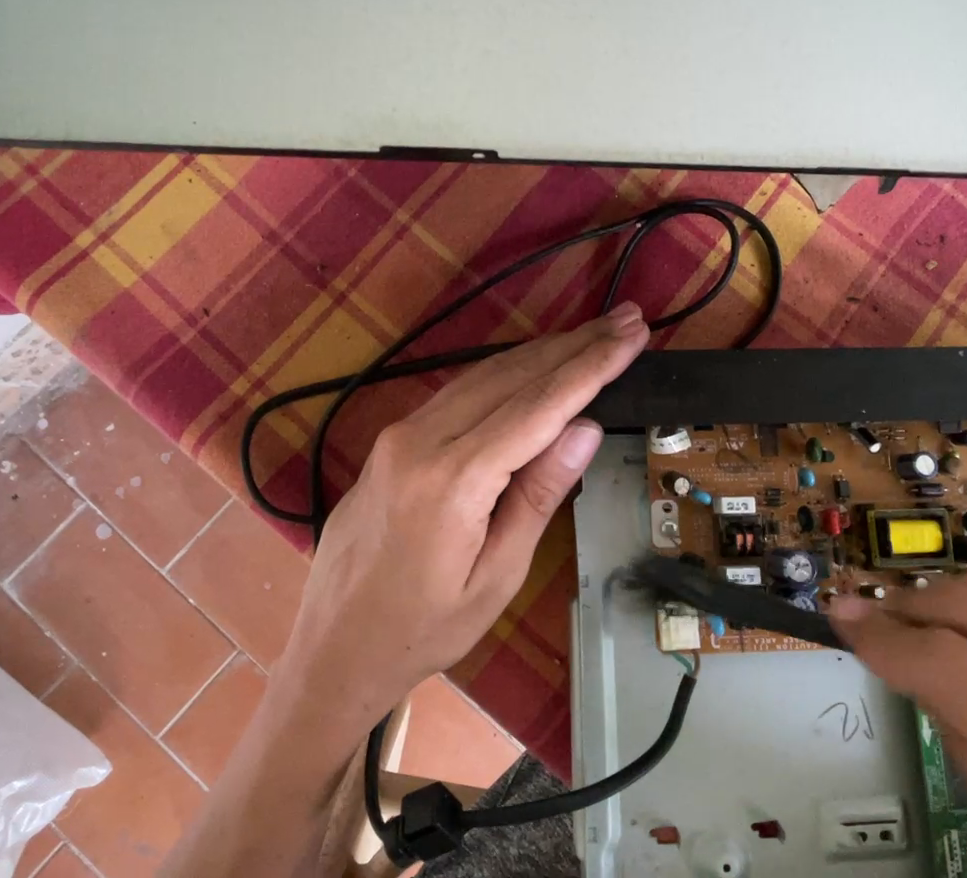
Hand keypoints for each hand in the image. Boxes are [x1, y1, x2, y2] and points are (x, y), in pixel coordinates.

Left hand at [281, 302, 650, 718]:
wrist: (333, 647)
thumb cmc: (423, 629)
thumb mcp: (496, 577)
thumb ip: (537, 495)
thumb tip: (584, 428)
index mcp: (452, 479)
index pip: (538, 406)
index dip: (592, 366)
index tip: (633, 334)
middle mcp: (421, 440)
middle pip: (512, 377)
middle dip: (575, 345)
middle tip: (627, 320)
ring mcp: (400, 435)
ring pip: (483, 376)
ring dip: (542, 353)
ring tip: (593, 334)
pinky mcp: (392, 440)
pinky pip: (459, 393)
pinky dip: (506, 374)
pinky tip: (534, 366)